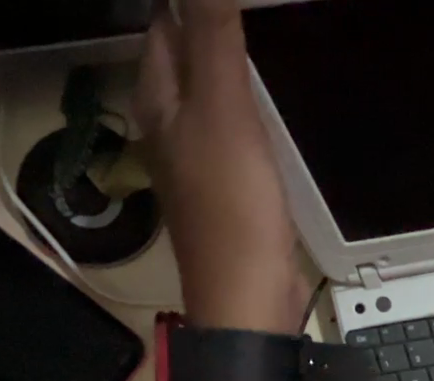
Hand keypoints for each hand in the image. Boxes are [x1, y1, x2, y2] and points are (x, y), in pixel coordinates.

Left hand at [138, 0, 301, 332]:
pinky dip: (250, 119)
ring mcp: (200, 166)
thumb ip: (215, 41)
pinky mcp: (232, 197)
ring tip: (263, 50)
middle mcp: (171, 129)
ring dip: (230, 76)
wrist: (250, 297)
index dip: (187, 3)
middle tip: (246, 15)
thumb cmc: (235, 209)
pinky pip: (235, 140)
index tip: (228, 0)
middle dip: (205, 30)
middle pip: (183, 63)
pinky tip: (273, 121)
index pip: (165, 26)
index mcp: (160, 102)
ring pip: (209, 102)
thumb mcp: (226, 115)